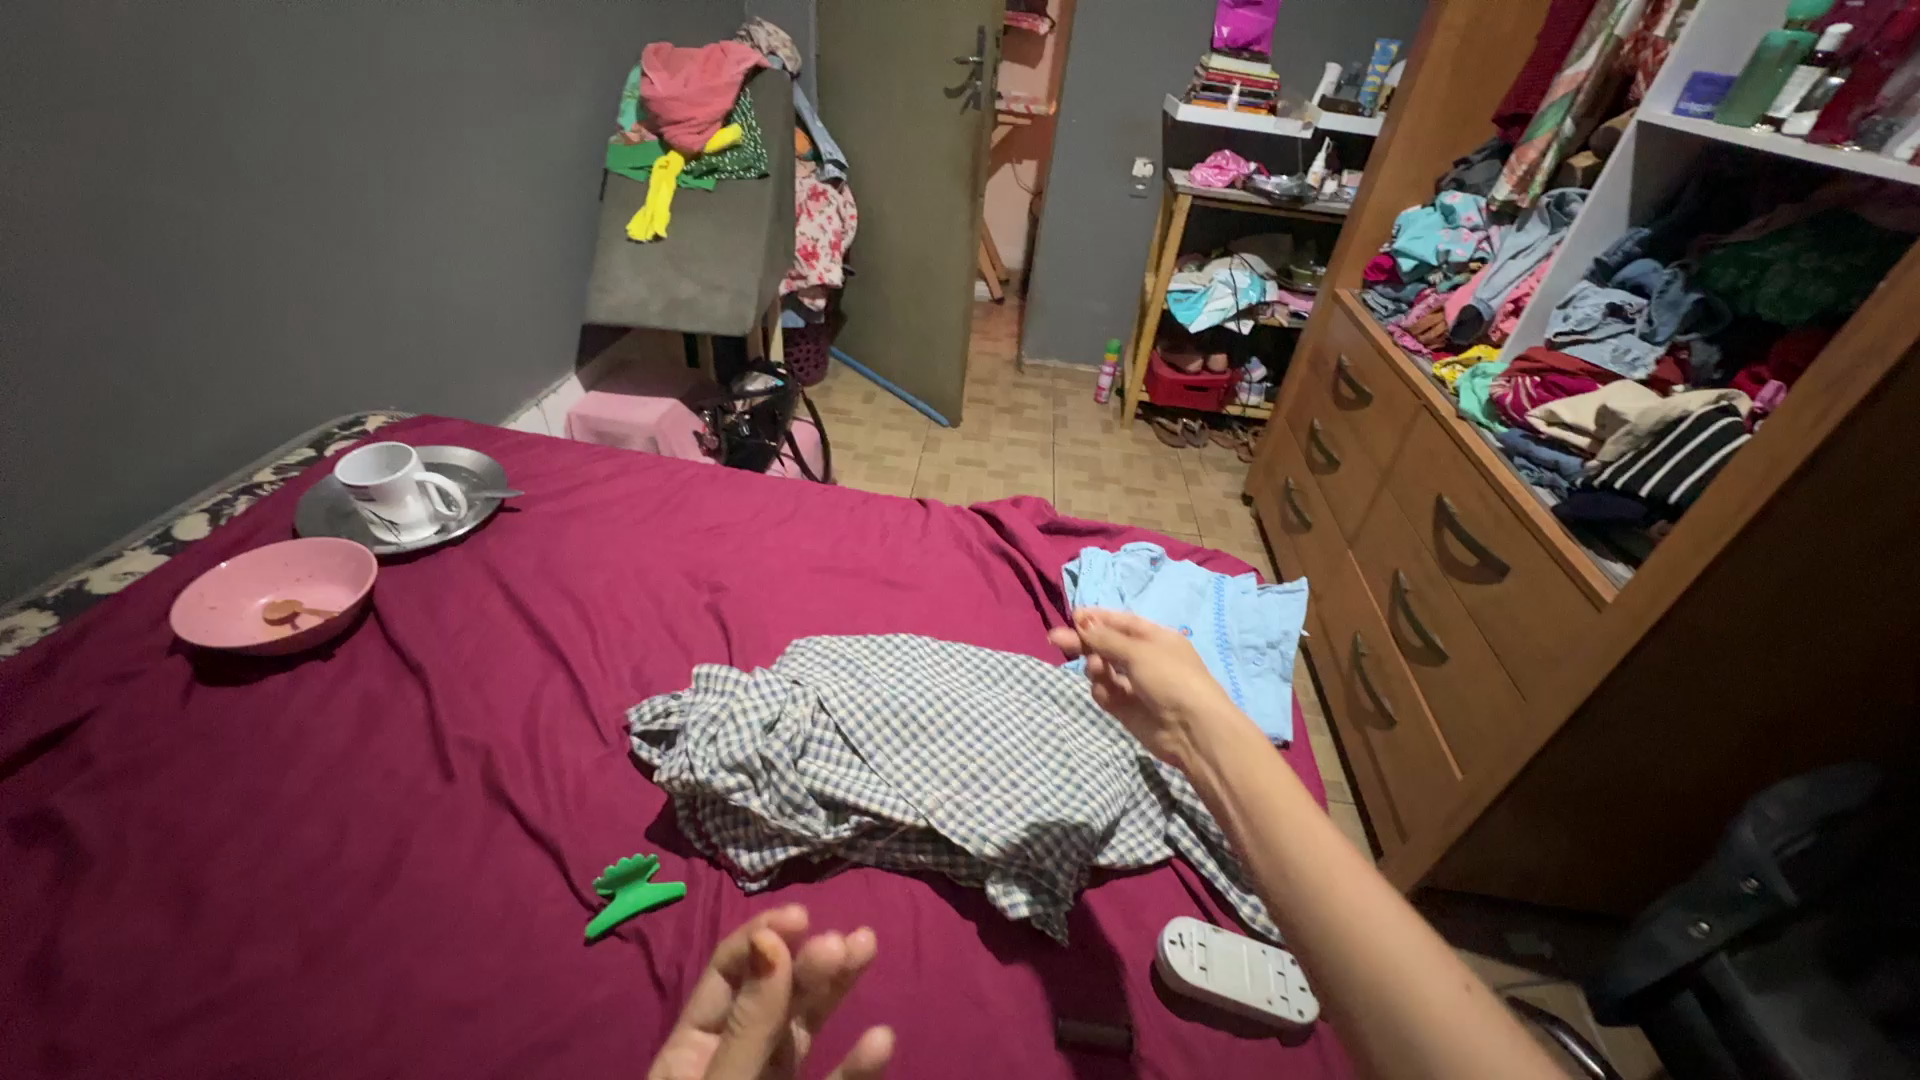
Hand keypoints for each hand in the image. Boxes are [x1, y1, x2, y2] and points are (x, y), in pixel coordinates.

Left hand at [649, 905, 893, 1079]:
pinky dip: (856, 1066)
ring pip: (807, 1026)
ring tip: (867, 946)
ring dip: (837, 987)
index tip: (800, 915)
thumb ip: (749, 1022)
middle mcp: (734, 1054)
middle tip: (844, 940)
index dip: (761, 937)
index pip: (728, 970)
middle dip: (809, 958)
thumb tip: (771, 941)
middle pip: (775, 991)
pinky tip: (881, 1039)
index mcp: (692, 1046)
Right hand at [1049, 608, 1242, 767]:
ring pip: (1102, 669)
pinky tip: (1105, 691)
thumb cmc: (1171, 679)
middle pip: (1106, 645)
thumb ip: (1106, 638)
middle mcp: (1144, 658)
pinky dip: (1102, 689)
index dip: (1097, 619)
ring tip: (1096, 669)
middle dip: (1083, 641)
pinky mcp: (1126, 708)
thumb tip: (1082, 622)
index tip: (1073, 617)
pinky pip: (1105, 692)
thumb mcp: (1138, 651)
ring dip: (1095, 666)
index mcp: (1155, 638)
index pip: (1121, 622)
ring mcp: (1135, 684)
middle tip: (1054, 638)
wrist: (1192, 730)